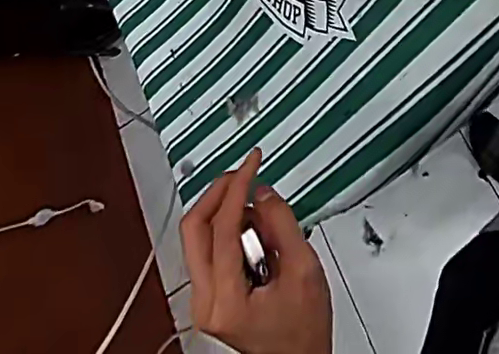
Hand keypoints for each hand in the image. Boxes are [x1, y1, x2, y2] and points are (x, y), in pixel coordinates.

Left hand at [181, 149, 332, 353]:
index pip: (222, 225)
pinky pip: (210, 248)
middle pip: (194, 227)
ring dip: (227, 212)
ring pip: (199, 235)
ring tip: (262, 217)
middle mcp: (204, 301)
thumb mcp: (304, 271)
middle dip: (220, 192)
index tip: (251, 163)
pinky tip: (256, 233)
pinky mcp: (209, 295)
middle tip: (243, 174)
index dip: (238, 185)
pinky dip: (230, 229)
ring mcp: (203, 300)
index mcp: (225, 299)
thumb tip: (263, 192)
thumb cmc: (302, 335)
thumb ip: (282, 223)